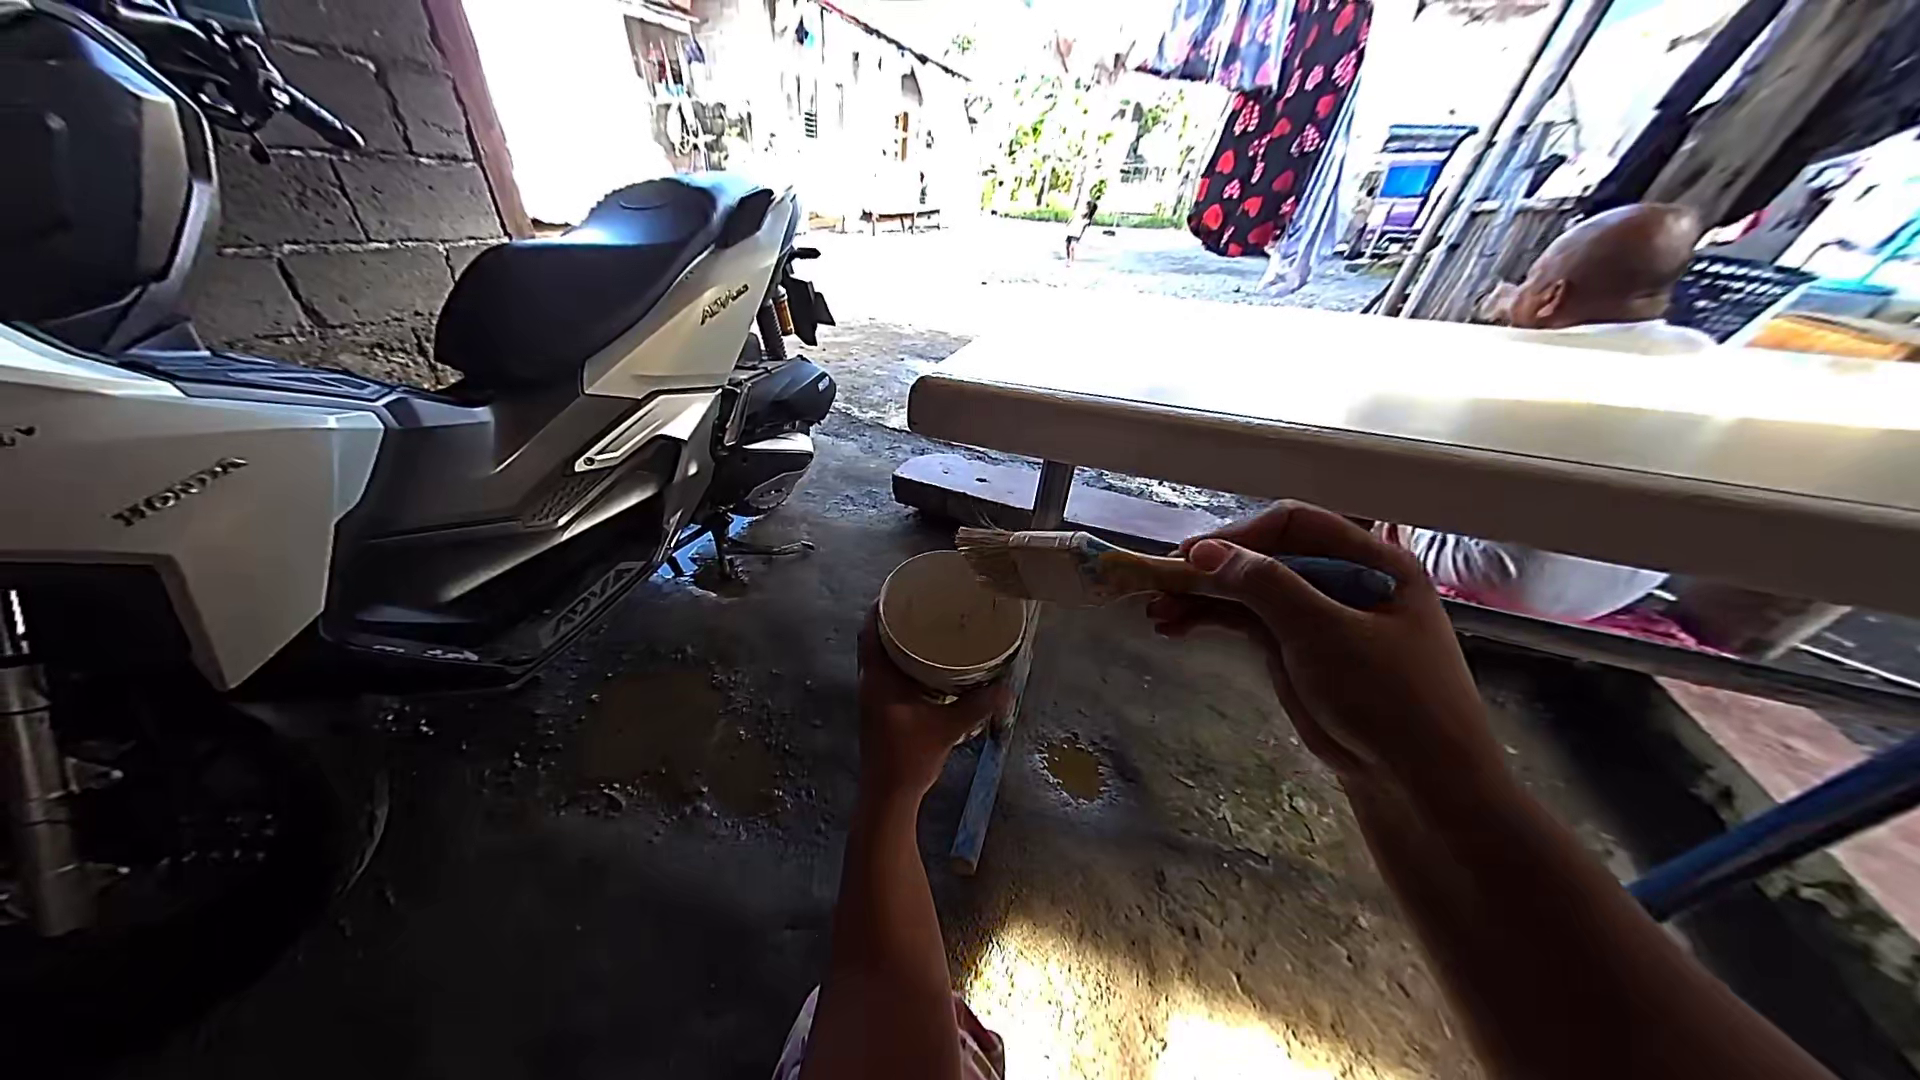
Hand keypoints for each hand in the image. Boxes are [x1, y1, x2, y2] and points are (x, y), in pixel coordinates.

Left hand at [857, 610, 1007, 801]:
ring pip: (880, 655)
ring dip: (896, 638)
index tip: (898, 588)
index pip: (869, 632)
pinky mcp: (882, 706)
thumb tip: (1006, 686)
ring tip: (925, 622)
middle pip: (874, 638)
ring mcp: (874, 695)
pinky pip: (888, 670)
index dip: (879, 606)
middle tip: (919, 601)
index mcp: (877, 679)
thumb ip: (977, 706)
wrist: (889, 794)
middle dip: (892, 617)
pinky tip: (927, 659)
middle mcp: (871, 682)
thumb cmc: (910, 758)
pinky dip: (902, 658)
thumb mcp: (947, 728)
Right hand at [1146, 503, 1502, 794]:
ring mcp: (1314, 612)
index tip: (1192, 557)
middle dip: (1210, 571)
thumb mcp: (1325, 632)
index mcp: (1369, 559)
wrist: (1417, 780)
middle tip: (1163, 585)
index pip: (1292, 525)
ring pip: (1246, 590)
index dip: (1240, 536)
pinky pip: (1244, 620)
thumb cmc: (1389, 697)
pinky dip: (1210, 620)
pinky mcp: (1293, 645)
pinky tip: (1177, 627)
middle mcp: (1339, 577)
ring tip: (1159, 614)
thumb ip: (1266, 585)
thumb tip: (1203, 551)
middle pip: (1261, 557)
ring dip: (1201, 598)